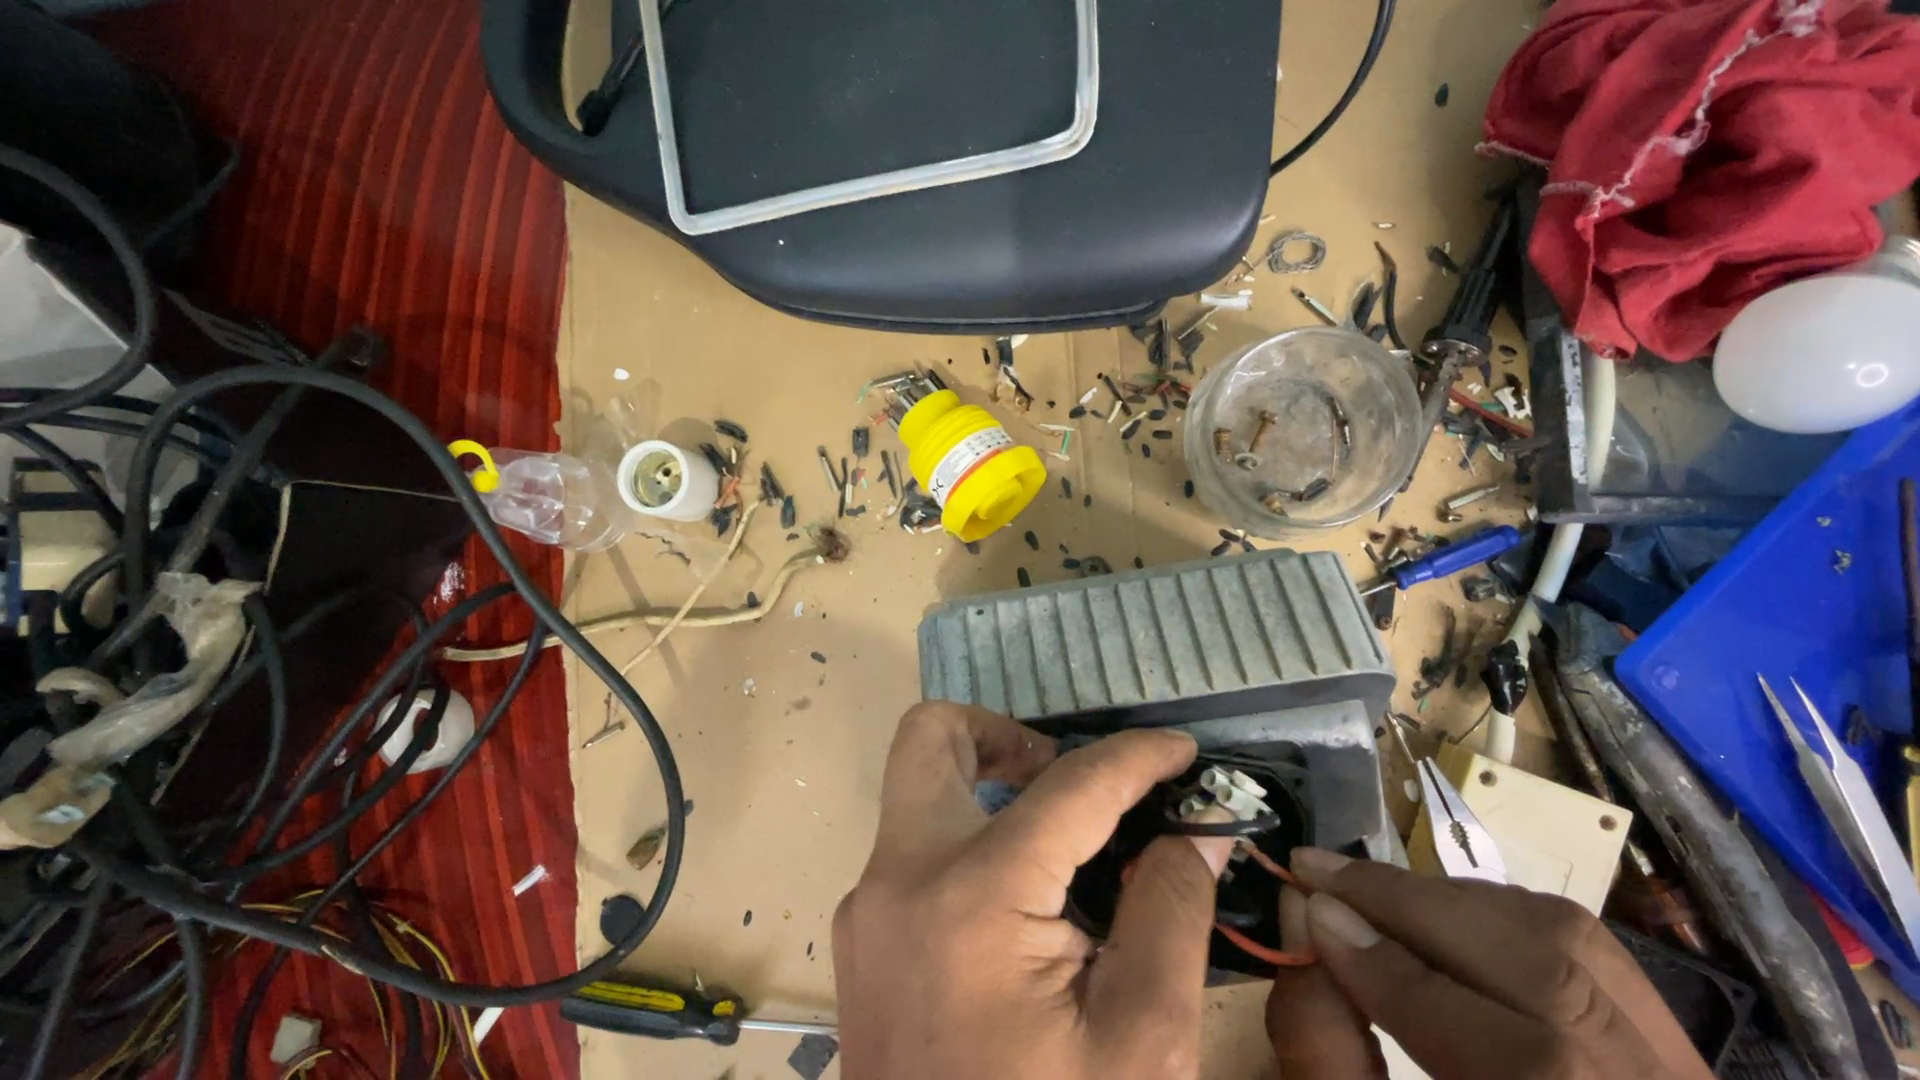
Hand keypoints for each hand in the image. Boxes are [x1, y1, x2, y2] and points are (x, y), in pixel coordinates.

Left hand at [833, 703, 1235, 1079]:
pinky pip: (913, 848)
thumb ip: (1171, 910)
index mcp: (972, 897)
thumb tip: (1195, 825)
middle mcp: (898, 879)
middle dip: (1006, 733)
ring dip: (984, 780)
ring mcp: (868, 908)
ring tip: (1059, 828)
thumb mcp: (1142, 1037)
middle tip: (1072, 770)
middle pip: (930, 740)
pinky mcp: (864, 937)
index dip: (1135, 757)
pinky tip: (1025, 892)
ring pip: (915, 789)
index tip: (1181, 749)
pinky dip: (968, 834)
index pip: (1067, 786)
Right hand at [1266, 848, 1713, 1079]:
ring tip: (1363, 894)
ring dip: (1450, 902)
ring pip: (1573, 943)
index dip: (1402, 972)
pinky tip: (1432, 918)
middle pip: (1552, 975)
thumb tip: (1306, 920)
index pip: (1529, 1060)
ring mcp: (1683, 1075)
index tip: (1310, 906)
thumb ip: (1325, 1049)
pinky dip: (1494, 913)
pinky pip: (1587, 945)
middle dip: (1415, 908)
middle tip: (1319, 873)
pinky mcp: (1673, 1044)